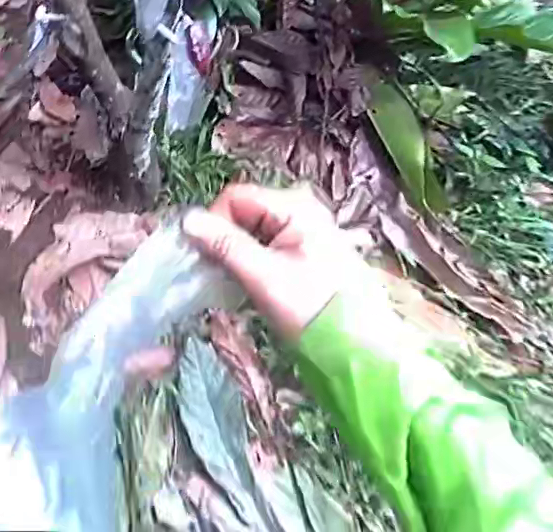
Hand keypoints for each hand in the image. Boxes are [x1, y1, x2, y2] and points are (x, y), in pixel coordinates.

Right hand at [182, 185, 359, 340]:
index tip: (212, 255)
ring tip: (242, 279)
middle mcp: (301, 208)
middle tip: (224, 269)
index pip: (233, 197)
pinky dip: (252, 257)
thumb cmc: (315, 311)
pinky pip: (264, 240)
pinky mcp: (306, 247)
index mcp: (295, 207)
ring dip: (237, 249)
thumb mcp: (264, 277)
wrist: (366, 355)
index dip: (215, 222)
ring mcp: (305, 227)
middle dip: (225, 237)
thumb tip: (186, 219)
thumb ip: (224, 244)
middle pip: (241, 209)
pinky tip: (256, 280)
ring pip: (249, 226)